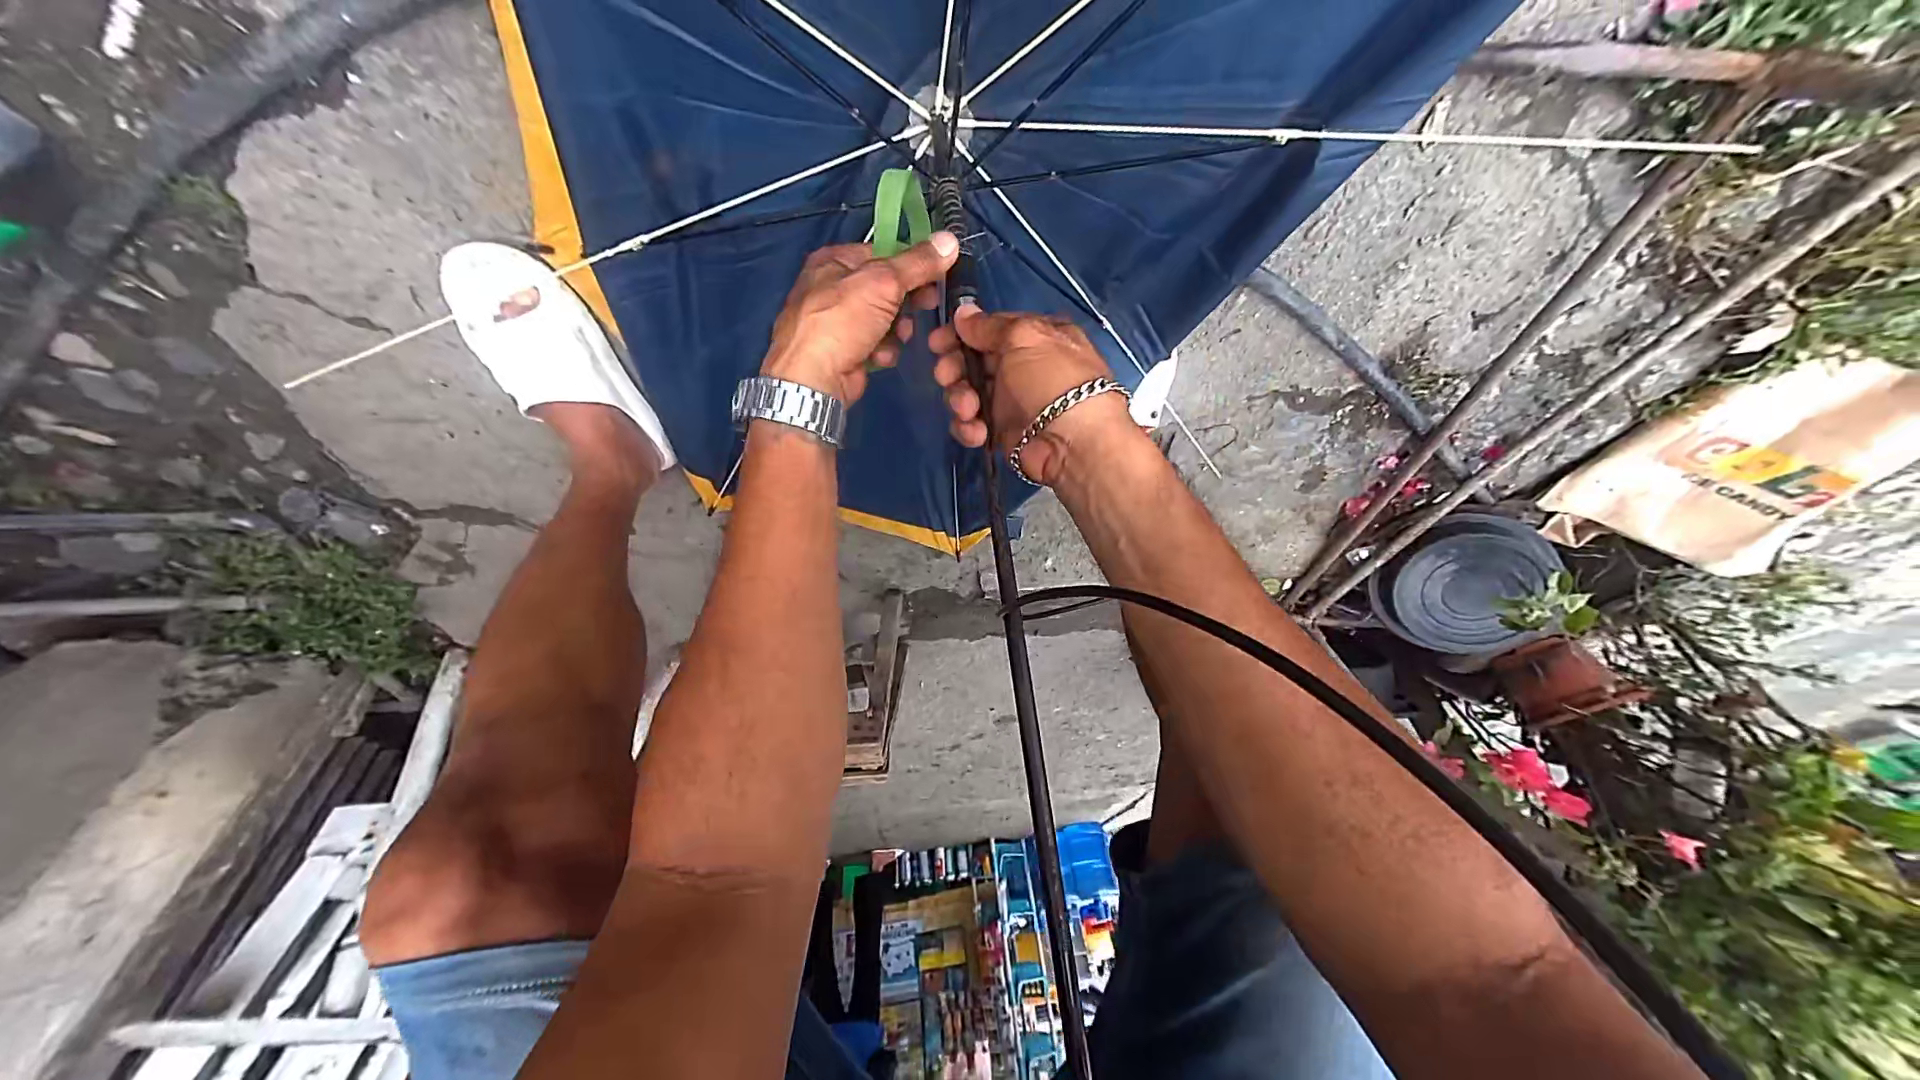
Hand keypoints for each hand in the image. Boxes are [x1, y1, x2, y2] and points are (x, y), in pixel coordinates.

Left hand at [761, 233, 959, 404]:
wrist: (814, 378)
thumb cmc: (842, 321)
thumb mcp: (883, 283)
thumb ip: (917, 263)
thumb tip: (949, 240)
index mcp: (834, 260)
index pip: (883, 252)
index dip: (911, 263)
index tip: (936, 274)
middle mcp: (833, 287)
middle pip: (886, 287)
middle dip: (906, 302)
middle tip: (925, 305)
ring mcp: (839, 322)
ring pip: (886, 318)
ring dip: (896, 330)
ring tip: (894, 337)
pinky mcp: (846, 350)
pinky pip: (877, 343)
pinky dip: (882, 350)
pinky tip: (878, 356)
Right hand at [929, 306, 1132, 486]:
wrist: (1073, 442)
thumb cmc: (1052, 379)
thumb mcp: (1024, 337)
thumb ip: (989, 326)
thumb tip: (963, 313)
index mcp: (1034, 336)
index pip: (989, 329)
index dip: (960, 334)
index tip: (937, 342)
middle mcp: (1021, 366)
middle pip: (973, 361)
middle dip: (954, 368)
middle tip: (946, 376)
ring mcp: (1011, 400)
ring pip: (968, 393)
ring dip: (960, 399)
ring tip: (968, 409)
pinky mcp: (1002, 431)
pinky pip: (973, 424)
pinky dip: (969, 427)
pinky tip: (977, 431)